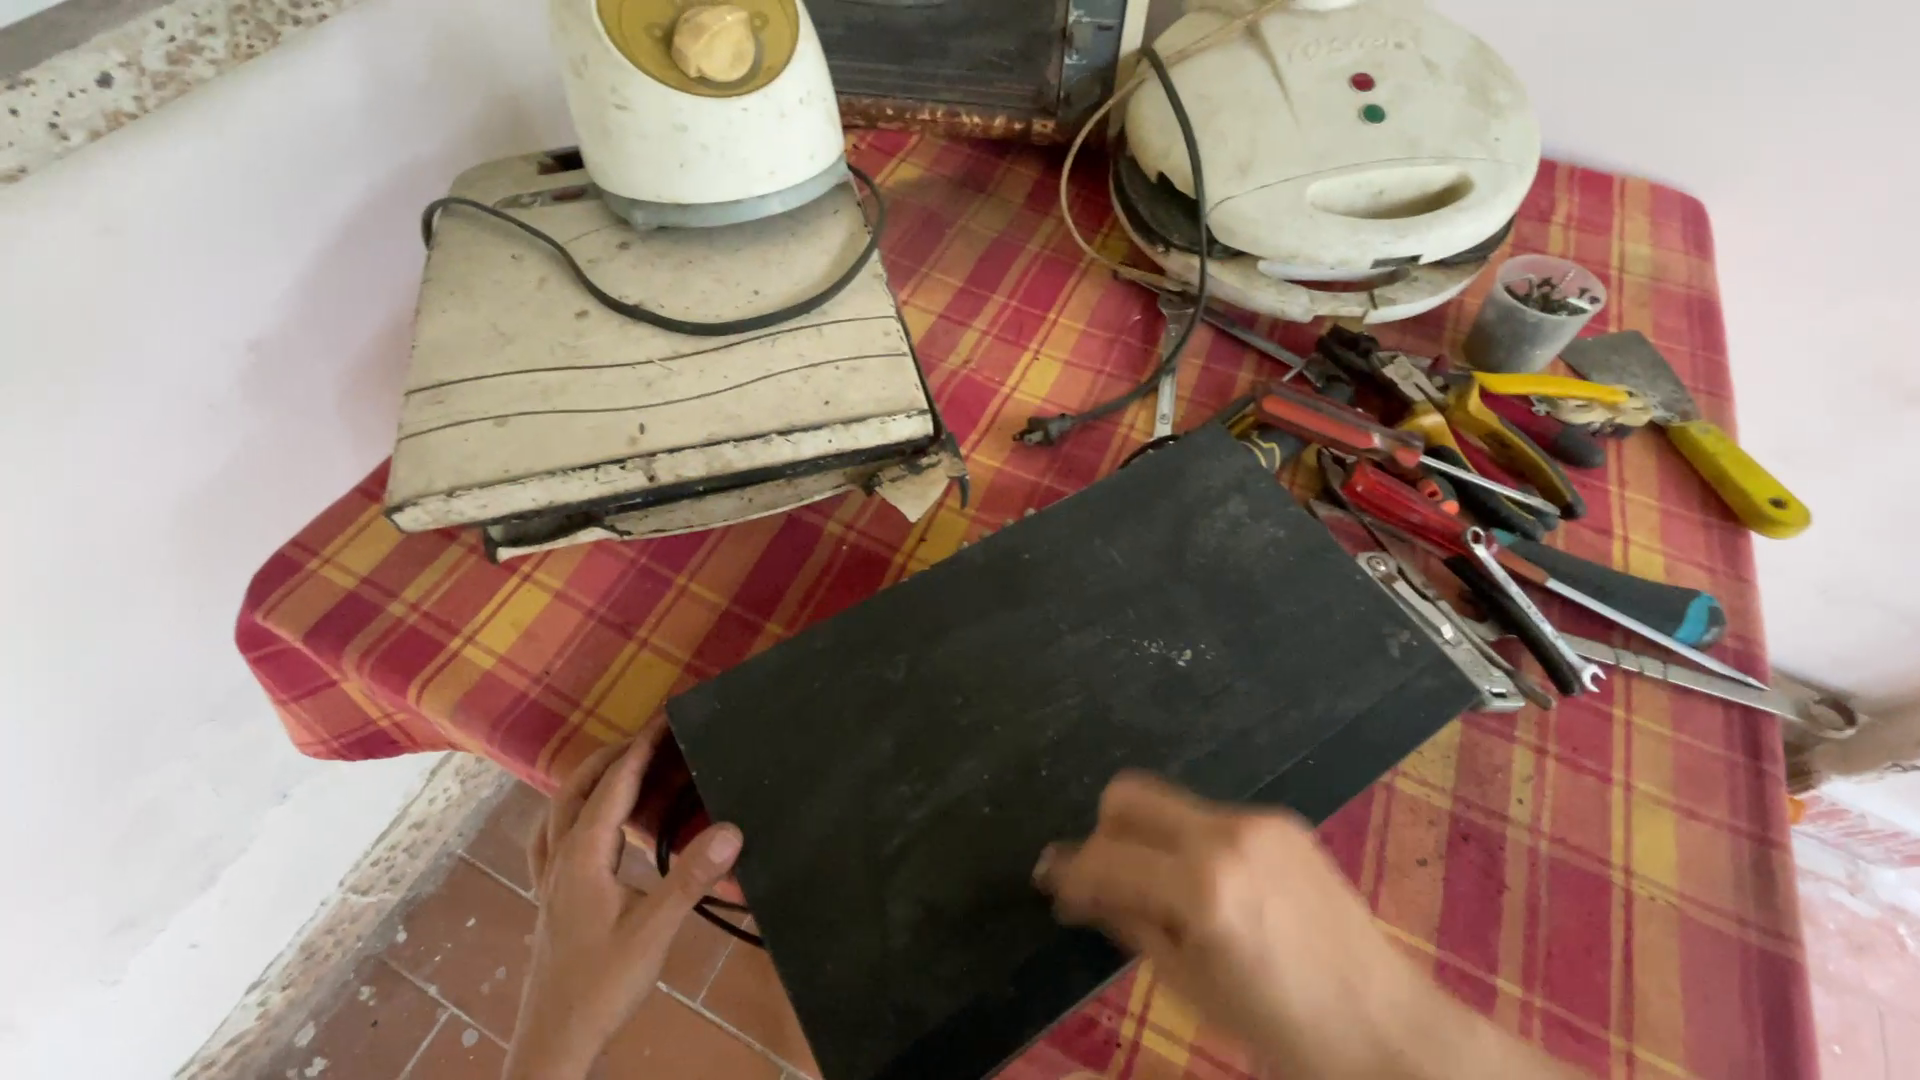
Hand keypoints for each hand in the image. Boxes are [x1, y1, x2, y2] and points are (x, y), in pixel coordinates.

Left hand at [504, 722, 742, 1079]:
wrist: (553, 1042)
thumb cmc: (603, 985)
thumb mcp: (655, 931)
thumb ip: (691, 877)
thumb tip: (732, 827)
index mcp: (584, 857)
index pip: (613, 788)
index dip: (639, 750)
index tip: (663, 719)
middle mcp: (560, 858)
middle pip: (576, 789)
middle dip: (612, 755)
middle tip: (650, 737)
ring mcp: (548, 879)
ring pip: (558, 810)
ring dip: (588, 780)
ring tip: (621, 766)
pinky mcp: (547, 898)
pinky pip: (551, 838)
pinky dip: (569, 812)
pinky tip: (583, 823)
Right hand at [1034, 773, 1576, 1079]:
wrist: (1384, 1024)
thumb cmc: (1279, 1026)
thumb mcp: (1186, 983)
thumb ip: (1125, 920)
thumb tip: (1075, 889)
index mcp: (1201, 889)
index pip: (1105, 859)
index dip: (1067, 872)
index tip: (1050, 884)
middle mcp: (1224, 836)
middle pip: (1127, 796)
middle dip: (1102, 835)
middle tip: (1105, 882)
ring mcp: (1256, 820)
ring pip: (1166, 804)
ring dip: (1147, 839)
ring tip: (1166, 896)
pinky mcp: (1279, 820)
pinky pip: (1207, 818)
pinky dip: (1188, 845)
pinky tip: (1212, 890)